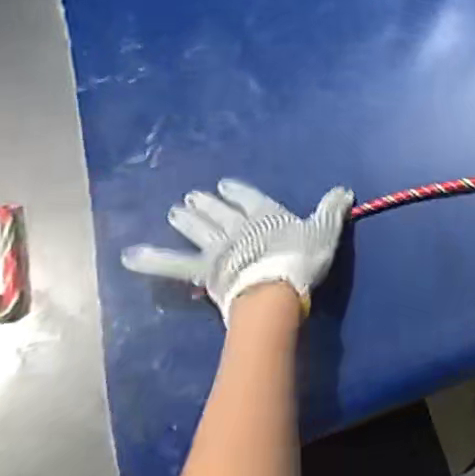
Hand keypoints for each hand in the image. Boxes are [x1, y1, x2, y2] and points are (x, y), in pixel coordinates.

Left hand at [121, 180, 352, 322]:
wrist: (275, 288)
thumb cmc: (301, 260)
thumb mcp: (324, 231)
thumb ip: (331, 209)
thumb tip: (345, 190)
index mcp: (265, 214)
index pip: (248, 198)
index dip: (237, 192)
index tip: (225, 187)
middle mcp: (237, 225)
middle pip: (218, 212)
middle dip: (206, 205)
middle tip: (192, 198)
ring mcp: (217, 247)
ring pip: (198, 229)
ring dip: (185, 220)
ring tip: (174, 212)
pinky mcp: (203, 270)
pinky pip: (172, 264)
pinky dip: (150, 260)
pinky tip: (128, 256)